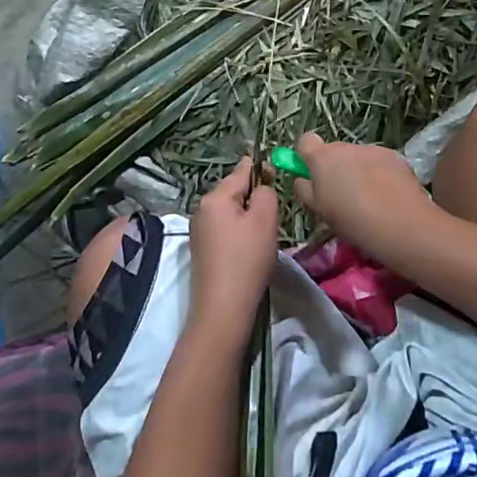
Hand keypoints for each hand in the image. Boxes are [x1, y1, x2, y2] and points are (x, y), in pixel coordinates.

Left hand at [189, 157, 277, 327]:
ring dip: (247, 217)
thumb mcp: (265, 219)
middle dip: (253, 197)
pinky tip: (249, 249)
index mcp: (214, 197)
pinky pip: (224, 229)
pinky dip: (238, 232)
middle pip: (233, 191)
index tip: (278, 175)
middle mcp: (201, 208)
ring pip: (229, 211)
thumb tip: (261, 186)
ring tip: (263, 234)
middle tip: (274, 215)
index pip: (241, 171)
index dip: (261, 169)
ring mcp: (198, 230)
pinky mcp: (201, 249)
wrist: (223, 306)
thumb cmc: (247, 259)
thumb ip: (265, 193)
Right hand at [291, 133, 437, 252]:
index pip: (305, 141)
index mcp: (322, 158)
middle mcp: (346, 147)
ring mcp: (372, 149)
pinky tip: (387, 196)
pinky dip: (379, 173)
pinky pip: (379, 162)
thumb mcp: (318, 210)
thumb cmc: (351, 220)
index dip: (306, 156)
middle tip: (342, 195)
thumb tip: (303, 178)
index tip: (312, 174)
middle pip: (333, 151)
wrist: (401, 224)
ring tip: (368, 198)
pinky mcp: (395, 156)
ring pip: (357, 157)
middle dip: (335, 167)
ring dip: (358, 170)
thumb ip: (305, 189)